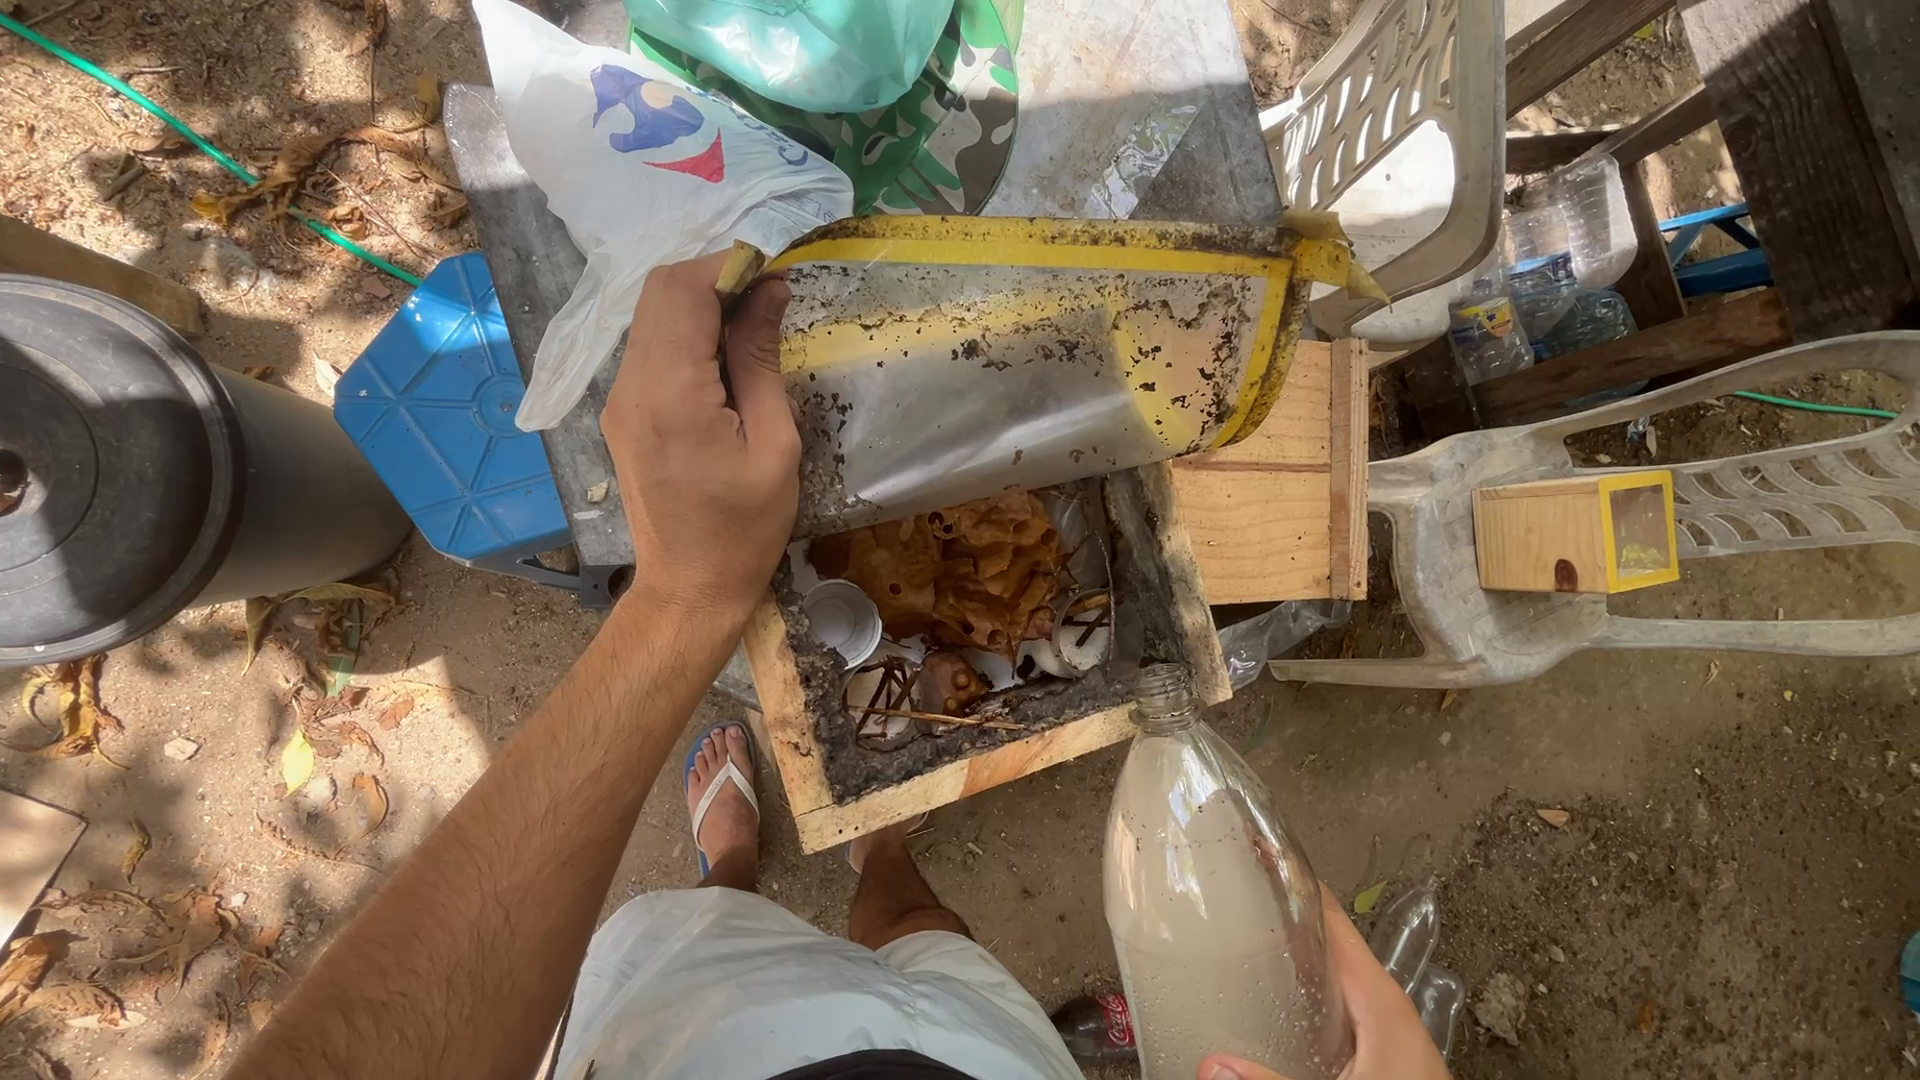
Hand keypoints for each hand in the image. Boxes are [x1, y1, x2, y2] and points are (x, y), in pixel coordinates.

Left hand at [600, 251, 798, 619]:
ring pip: (651, 315)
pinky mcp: (623, 412)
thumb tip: (770, 291)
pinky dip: (688, 333)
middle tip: (768, 296)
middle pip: (659, 292)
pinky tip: (724, 357)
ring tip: (752, 325)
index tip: (777, 273)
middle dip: (716, 277)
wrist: (690, 586)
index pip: (684, 290)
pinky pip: (650, 348)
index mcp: (672, 395)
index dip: (730, 265)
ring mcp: (619, 399)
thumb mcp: (774, 445)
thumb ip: (761, 361)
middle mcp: (631, 386)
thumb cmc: (746, 527)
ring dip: (702, 304)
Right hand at [1197, 886, 1449, 1079]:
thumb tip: (1206, 1062)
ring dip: (1285, 947)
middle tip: (1222, 886)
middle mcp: (1383, 1001)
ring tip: (1232, 930)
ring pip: (1326, 969)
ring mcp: (1382, 1027)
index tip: (1251, 846)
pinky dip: (1298, 982)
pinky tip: (1267, 993)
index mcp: (1381, 996)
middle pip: (1323, 936)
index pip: (1329, 913)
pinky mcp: (1378, 1051)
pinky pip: (1330, 998)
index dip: (1290, 876)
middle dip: (1276, 910)